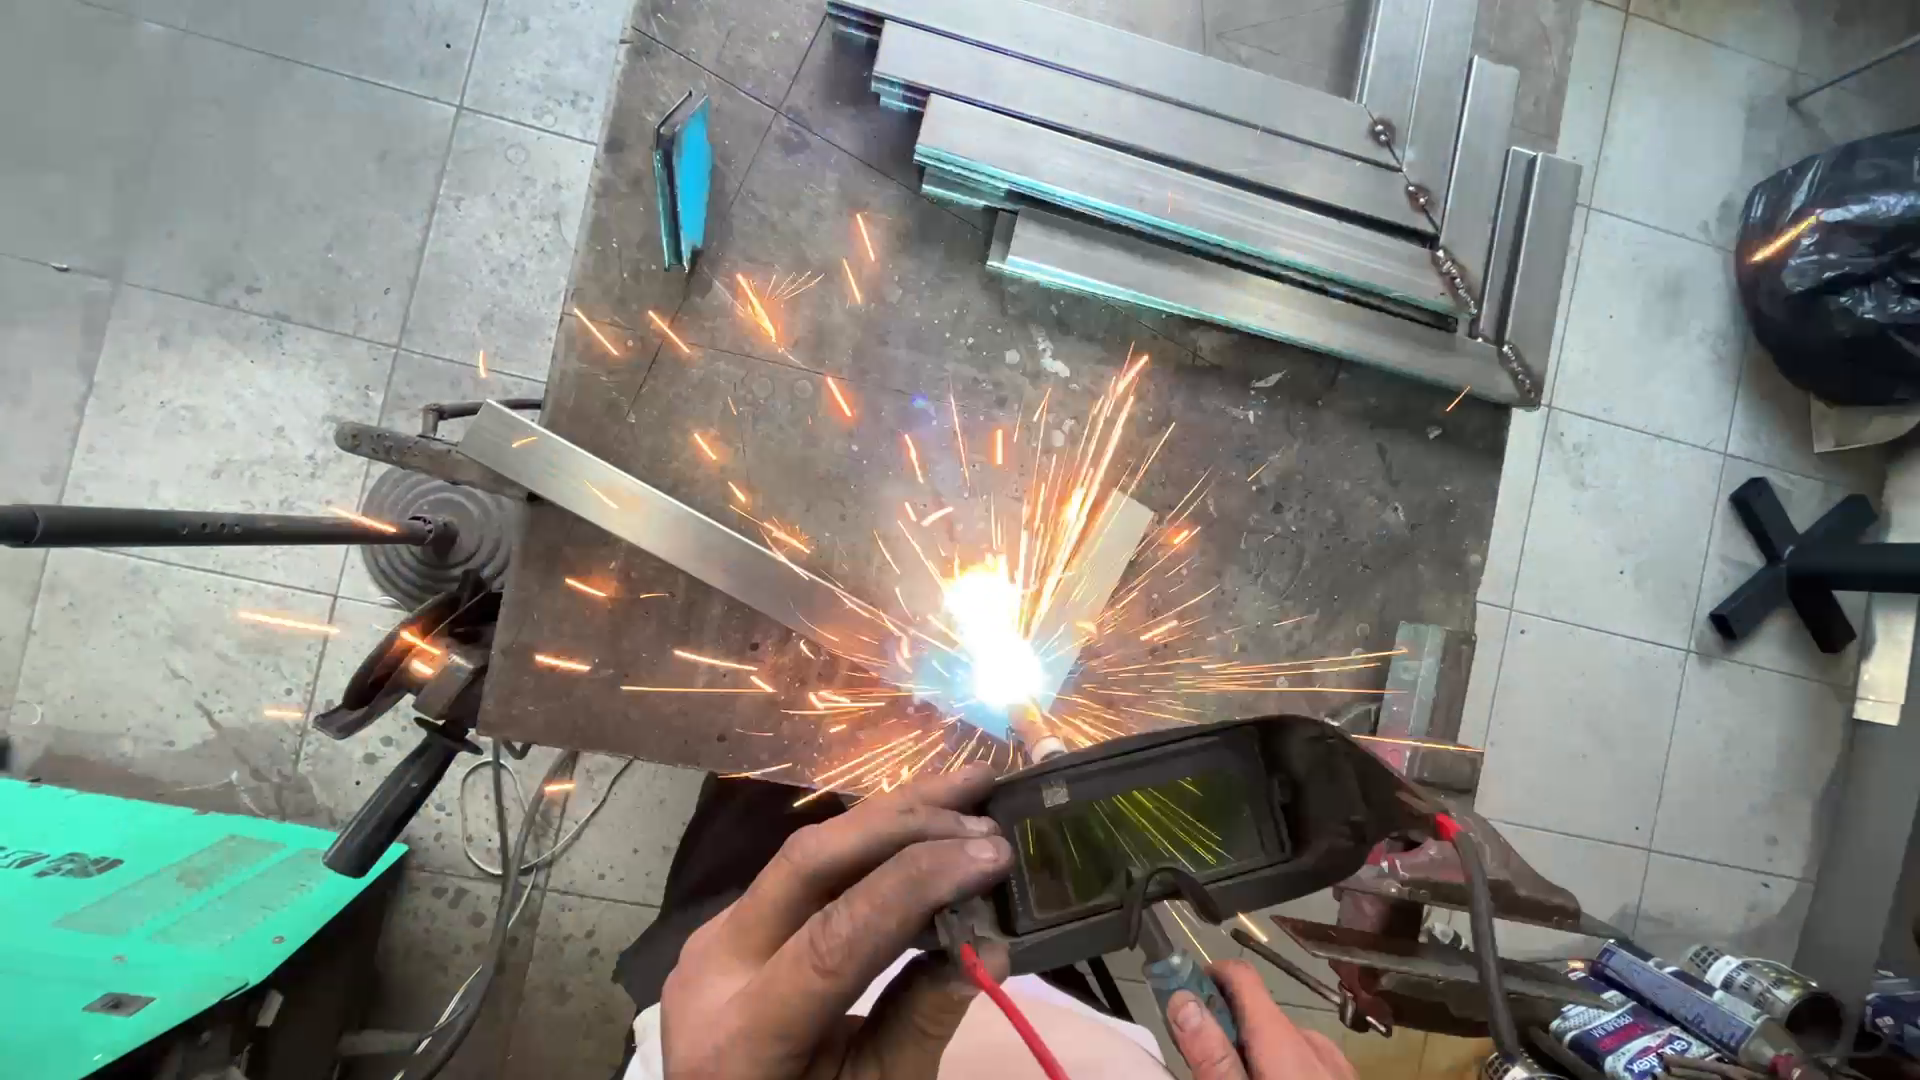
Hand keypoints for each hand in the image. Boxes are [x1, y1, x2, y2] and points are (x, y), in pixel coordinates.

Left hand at [661, 765, 1014, 1078]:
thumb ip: (921, 1021)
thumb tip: (988, 941)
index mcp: (741, 1034)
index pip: (835, 935)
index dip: (918, 883)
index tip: (994, 854)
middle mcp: (714, 963)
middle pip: (810, 861)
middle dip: (905, 824)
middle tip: (982, 814)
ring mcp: (718, 931)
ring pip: (809, 847)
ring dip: (894, 814)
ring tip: (966, 786)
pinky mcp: (737, 917)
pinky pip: (807, 865)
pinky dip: (870, 838)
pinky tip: (919, 818)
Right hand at [1167, 959, 1358, 1079]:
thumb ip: (1212, 1055)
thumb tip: (1181, 998)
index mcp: (1285, 1039)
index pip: (1240, 974)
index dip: (1206, 980)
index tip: (1183, 1006)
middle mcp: (1315, 1043)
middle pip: (1257, 1014)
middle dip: (1229, 1033)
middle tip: (1209, 1070)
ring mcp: (1339, 1068)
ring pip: (1283, 1043)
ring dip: (1258, 1057)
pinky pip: (1310, 1066)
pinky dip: (1286, 1073)